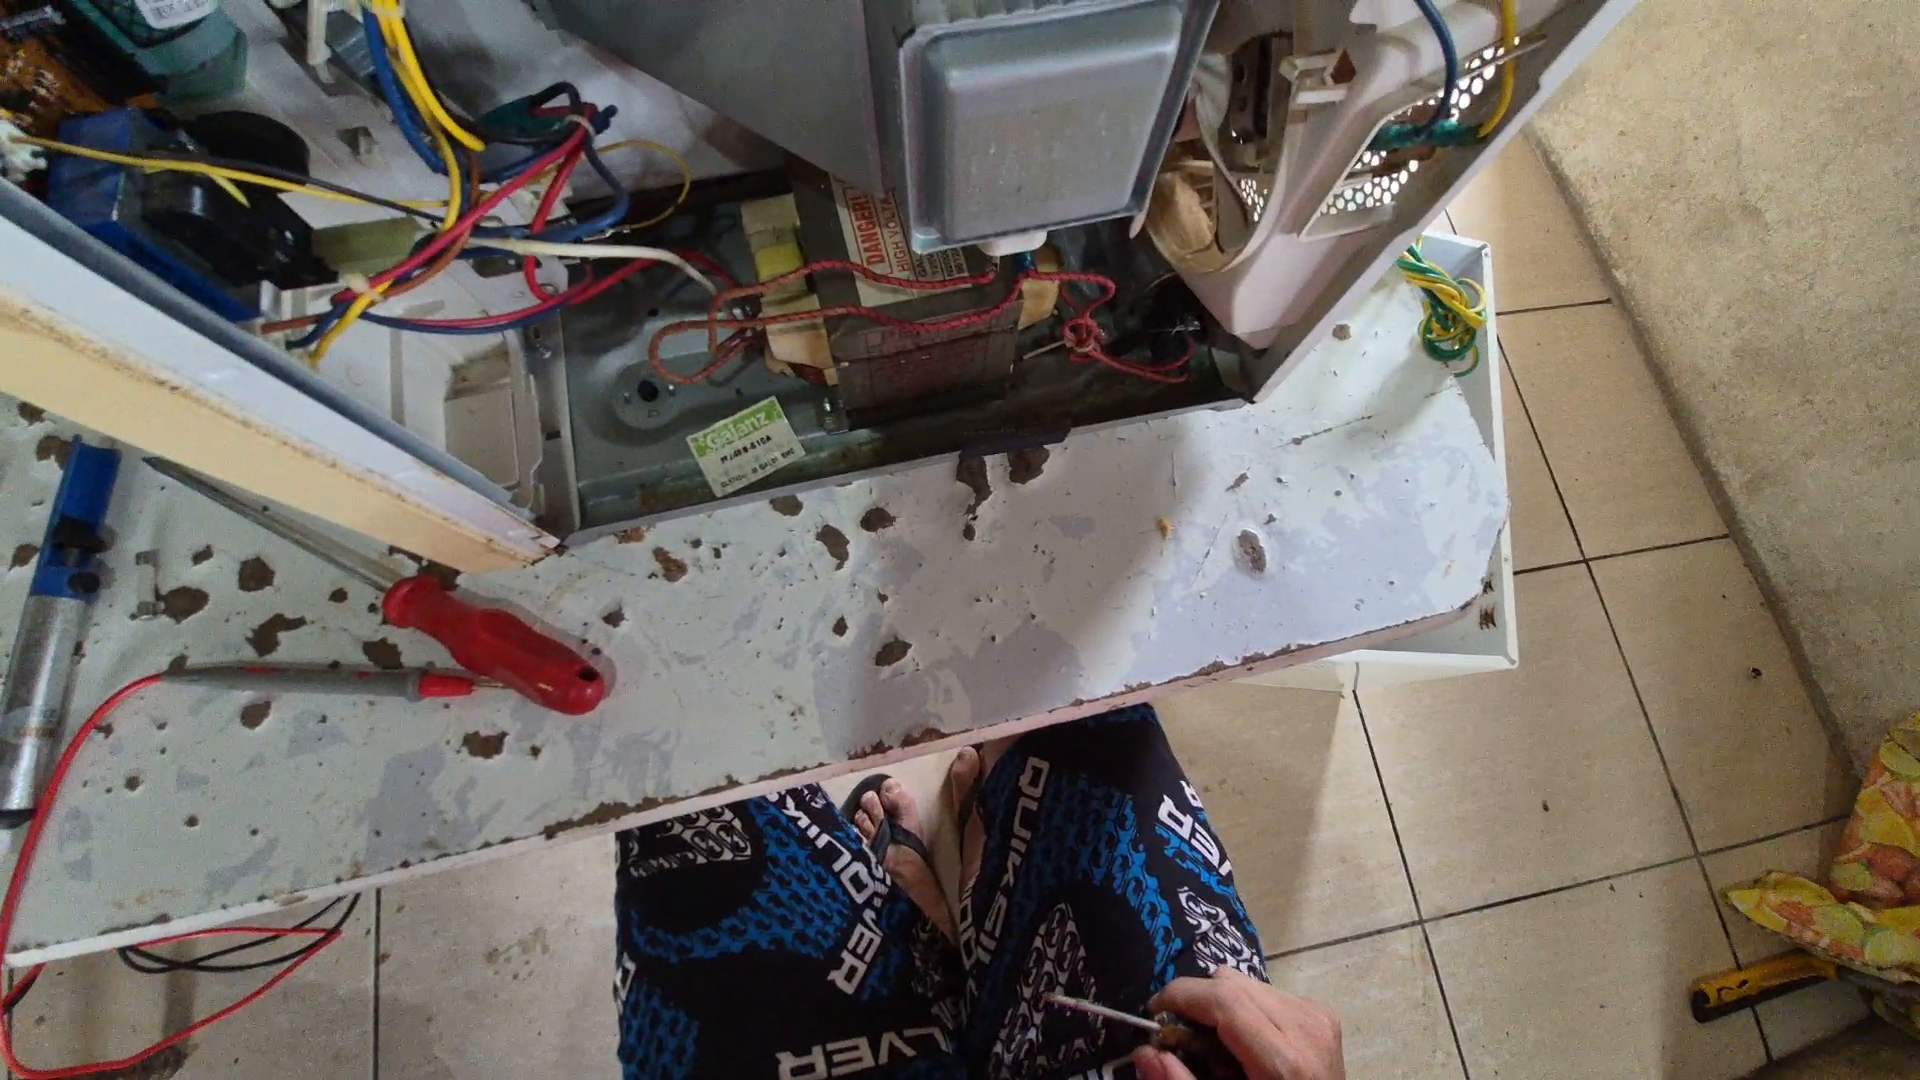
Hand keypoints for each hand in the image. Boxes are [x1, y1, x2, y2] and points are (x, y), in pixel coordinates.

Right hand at [1131, 967, 1343, 1079]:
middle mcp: (1307, 1026)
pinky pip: (1262, 991)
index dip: (1181, 996)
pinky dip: (1243, 1009)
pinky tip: (1248, 1045)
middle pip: (1229, 983)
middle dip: (1196, 1003)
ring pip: (1243, 982)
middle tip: (1182, 1039)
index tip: (1153, 1014)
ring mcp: (1317, 1016)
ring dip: (1219, 1006)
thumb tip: (1143, 1053)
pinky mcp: (1321, 1014)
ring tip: (1220, 1048)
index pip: (1223, 998)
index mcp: (1287, 1062)